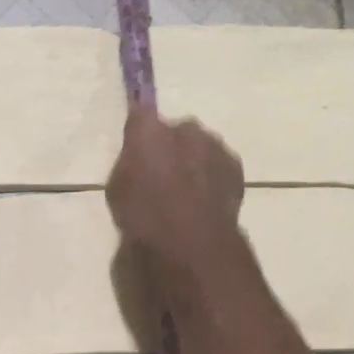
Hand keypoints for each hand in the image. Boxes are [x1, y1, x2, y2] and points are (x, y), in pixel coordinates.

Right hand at [104, 107, 250, 313]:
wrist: (187, 240)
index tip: (138, 133)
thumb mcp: (118, 190)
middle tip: (162, 175)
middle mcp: (184, 128)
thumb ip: (129, 165)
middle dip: (171, 147)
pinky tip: (203, 201)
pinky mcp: (235, 166)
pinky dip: (212, 177)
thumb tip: (138, 157)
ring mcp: (214, 145)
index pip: (141, 113)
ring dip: (194, 162)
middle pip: (177, 131)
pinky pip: (219, 165)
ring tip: (185, 194)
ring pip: (201, 147)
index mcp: (148, 132)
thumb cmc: (141, 216)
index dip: (140, 122)